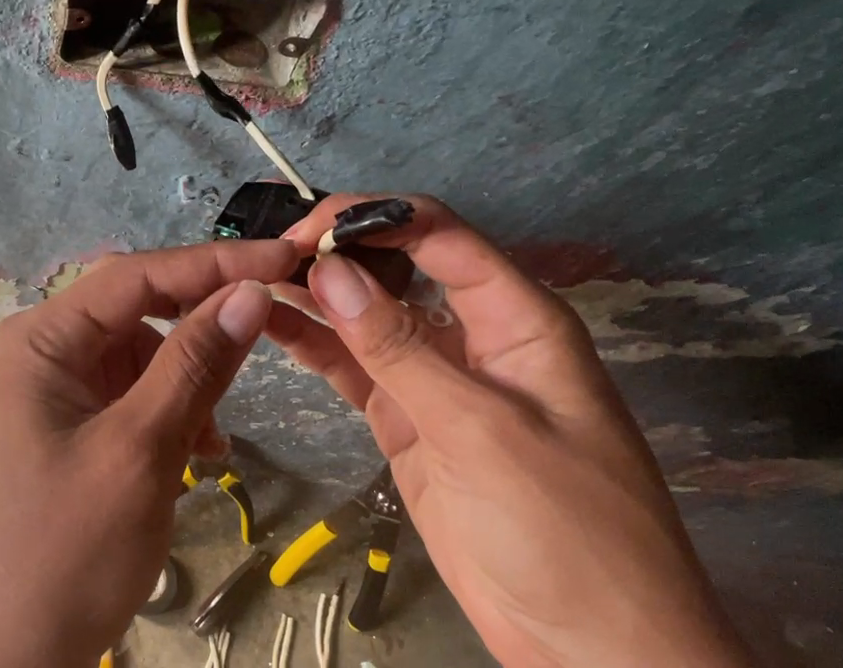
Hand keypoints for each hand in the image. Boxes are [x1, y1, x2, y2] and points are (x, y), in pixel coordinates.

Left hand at [0, 240, 297, 667]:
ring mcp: (49, 389)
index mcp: (40, 337)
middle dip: (201, 322)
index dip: (213, 263)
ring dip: (186, 381)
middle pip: (135, 310)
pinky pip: (127, 396)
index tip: (286, 257)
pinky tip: (194, 454)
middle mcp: (40, 348)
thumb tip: (248, 292)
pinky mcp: (64, 426)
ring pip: (137, 356)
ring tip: (211, 438)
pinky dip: (167, 413)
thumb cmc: (63, 552)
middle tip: (273, 328)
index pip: (136, 274)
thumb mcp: (139, 452)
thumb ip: (193, 366)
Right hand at [271, 194, 752, 667]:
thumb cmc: (563, 531)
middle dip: (335, 252)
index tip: (306, 232)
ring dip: (315, 295)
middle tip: (265, 259)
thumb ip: (398, 347)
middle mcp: (473, 333)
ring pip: (366, 315)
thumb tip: (327, 270)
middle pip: (396, 266)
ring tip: (251, 282)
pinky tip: (269, 326)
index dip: (372, 217)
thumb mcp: (480, 431)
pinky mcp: (406, 418)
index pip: (438, 234)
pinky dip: (314, 345)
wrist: (591, 651)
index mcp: (517, 318)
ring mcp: (435, 377)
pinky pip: (353, 366)